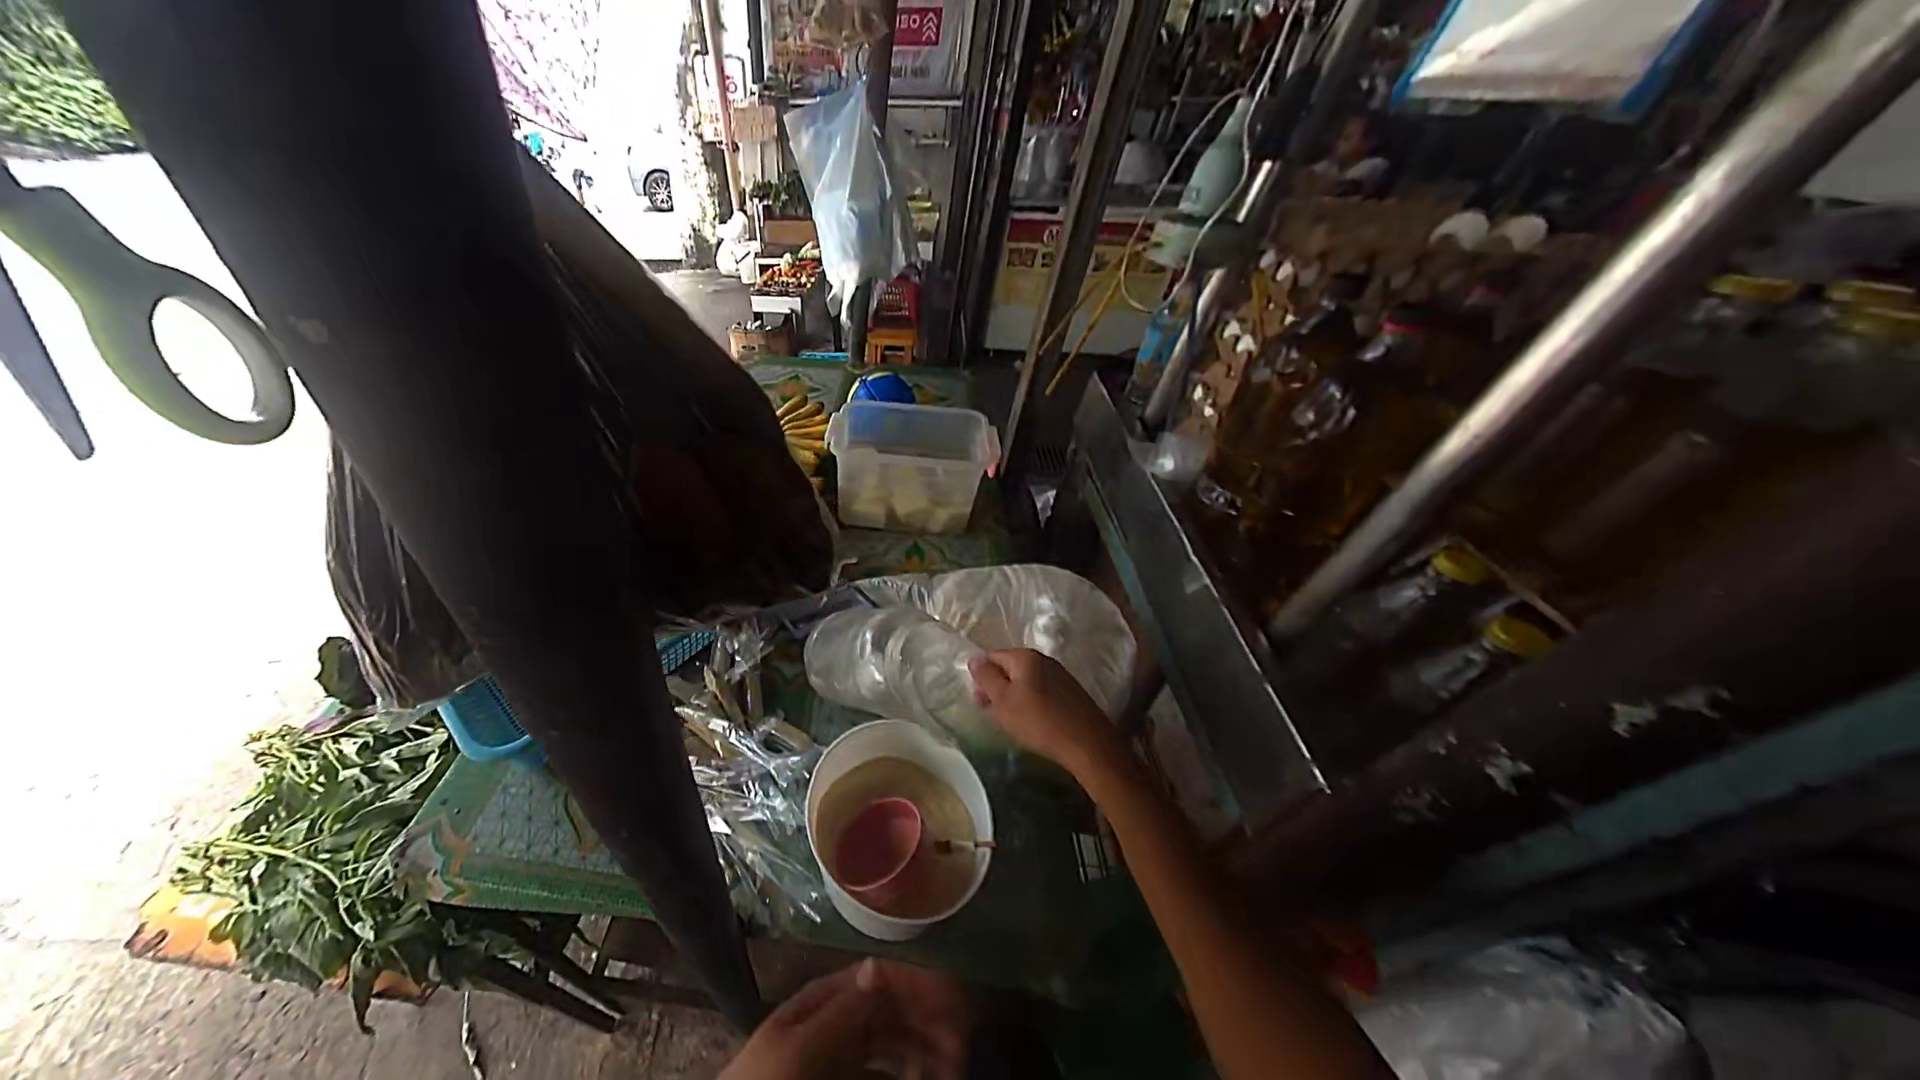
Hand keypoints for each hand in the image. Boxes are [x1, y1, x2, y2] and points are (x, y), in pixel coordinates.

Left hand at [718, 960, 967, 1079]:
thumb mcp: (796, 1048)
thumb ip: (840, 1009)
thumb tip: (877, 963)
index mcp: (827, 998)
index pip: (881, 978)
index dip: (918, 986)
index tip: (952, 1004)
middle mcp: (841, 1016)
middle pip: (896, 1008)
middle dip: (930, 1022)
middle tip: (960, 1047)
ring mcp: (846, 1049)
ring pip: (898, 1040)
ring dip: (927, 1048)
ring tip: (951, 1066)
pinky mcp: (849, 1076)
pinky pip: (888, 1068)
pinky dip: (911, 1070)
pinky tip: (927, 1075)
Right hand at [968, 649, 1122, 779]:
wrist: (1086, 742)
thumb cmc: (1038, 721)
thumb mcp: (1003, 701)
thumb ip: (986, 677)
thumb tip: (974, 659)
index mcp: (1025, 656)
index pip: (992, 657)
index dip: (982, 678)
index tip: (980, 702)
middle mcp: (1044, 659)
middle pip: (1010, 668)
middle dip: (998, 688)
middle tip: (994, 714)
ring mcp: (1060, 674)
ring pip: (1027, 681)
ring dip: (1015, 697)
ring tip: (1013, 721)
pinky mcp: (1070, 691)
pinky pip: (1042, 691)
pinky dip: (1032, 703)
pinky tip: (1034, 721)